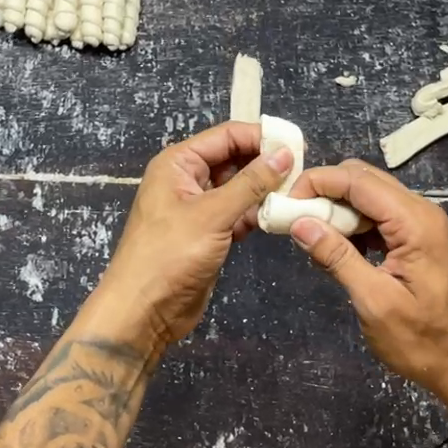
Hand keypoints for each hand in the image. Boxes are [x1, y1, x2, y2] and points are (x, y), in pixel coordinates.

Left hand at [90, 121, 293, 350]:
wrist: (144, 311)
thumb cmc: (171, 254)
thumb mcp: (212, 214)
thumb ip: (251, 183)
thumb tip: (286, 154)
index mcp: (179, 163)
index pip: (226, 136)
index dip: (261, 137)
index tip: (298, 147)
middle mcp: (187, 179)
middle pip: (234, 159)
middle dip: (265, 164)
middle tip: (303, 172)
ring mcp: (198, 207)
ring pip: (238, 188)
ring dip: (264, 190)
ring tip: (298, 193)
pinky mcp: (209, 233)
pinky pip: (238, 213)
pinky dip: (257, 214)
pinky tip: (281, 217)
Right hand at [287, 161, 447, 430]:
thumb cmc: (425, 342)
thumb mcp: (375, 303)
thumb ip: (338, 258)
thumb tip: (300, 224)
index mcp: (416, 223)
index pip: (358, 181)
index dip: (318, 182)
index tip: (286, 202)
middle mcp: (423, 212)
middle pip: (365, 180)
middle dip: (325, 192)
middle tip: (294, 219)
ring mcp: (425, 224)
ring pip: (372, 196)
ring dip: (339, 208)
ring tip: (311, 236)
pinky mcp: (422, 238)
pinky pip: (382, 216)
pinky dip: (355, 224)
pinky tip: (338, 249)